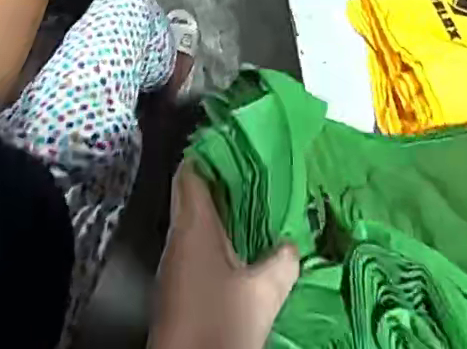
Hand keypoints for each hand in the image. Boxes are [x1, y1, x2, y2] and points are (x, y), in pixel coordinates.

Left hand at [148, 163, 299, 348]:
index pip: (190, 171)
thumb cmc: (219, 325)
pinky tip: (243, 247)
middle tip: (256, 171)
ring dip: (222, 212)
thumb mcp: (263, 292)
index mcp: (193, 226)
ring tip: (256, 205)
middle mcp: (178, 238)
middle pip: (194, 194)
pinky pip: (197, 247)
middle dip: (223, 181)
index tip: (236, 142)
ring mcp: (175, 265)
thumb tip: (292, 244)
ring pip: (196, 222)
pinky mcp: (178, 289)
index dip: (209, 152)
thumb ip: (282, 260)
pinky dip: (218, 239)